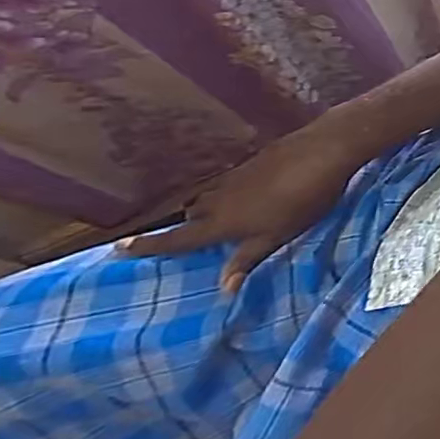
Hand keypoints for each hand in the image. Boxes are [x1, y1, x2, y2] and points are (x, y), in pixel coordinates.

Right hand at [117, 125, 364, 291]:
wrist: (322, 151)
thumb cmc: (303, 200)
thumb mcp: (278, 235)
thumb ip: (248, 258)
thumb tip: (223, 287)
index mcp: (221, 222)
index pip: (177, 239)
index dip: (149, 246)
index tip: (117, 247)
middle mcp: (219, 199)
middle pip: (192, 215)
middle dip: (188, 226)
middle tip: (189, 237)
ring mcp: (235, 177)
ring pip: (209, 196)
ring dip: (208, 207)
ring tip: (217, 217)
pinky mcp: (253, 162)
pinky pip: (229, 181)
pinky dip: (228, 191)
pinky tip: (247, 191)